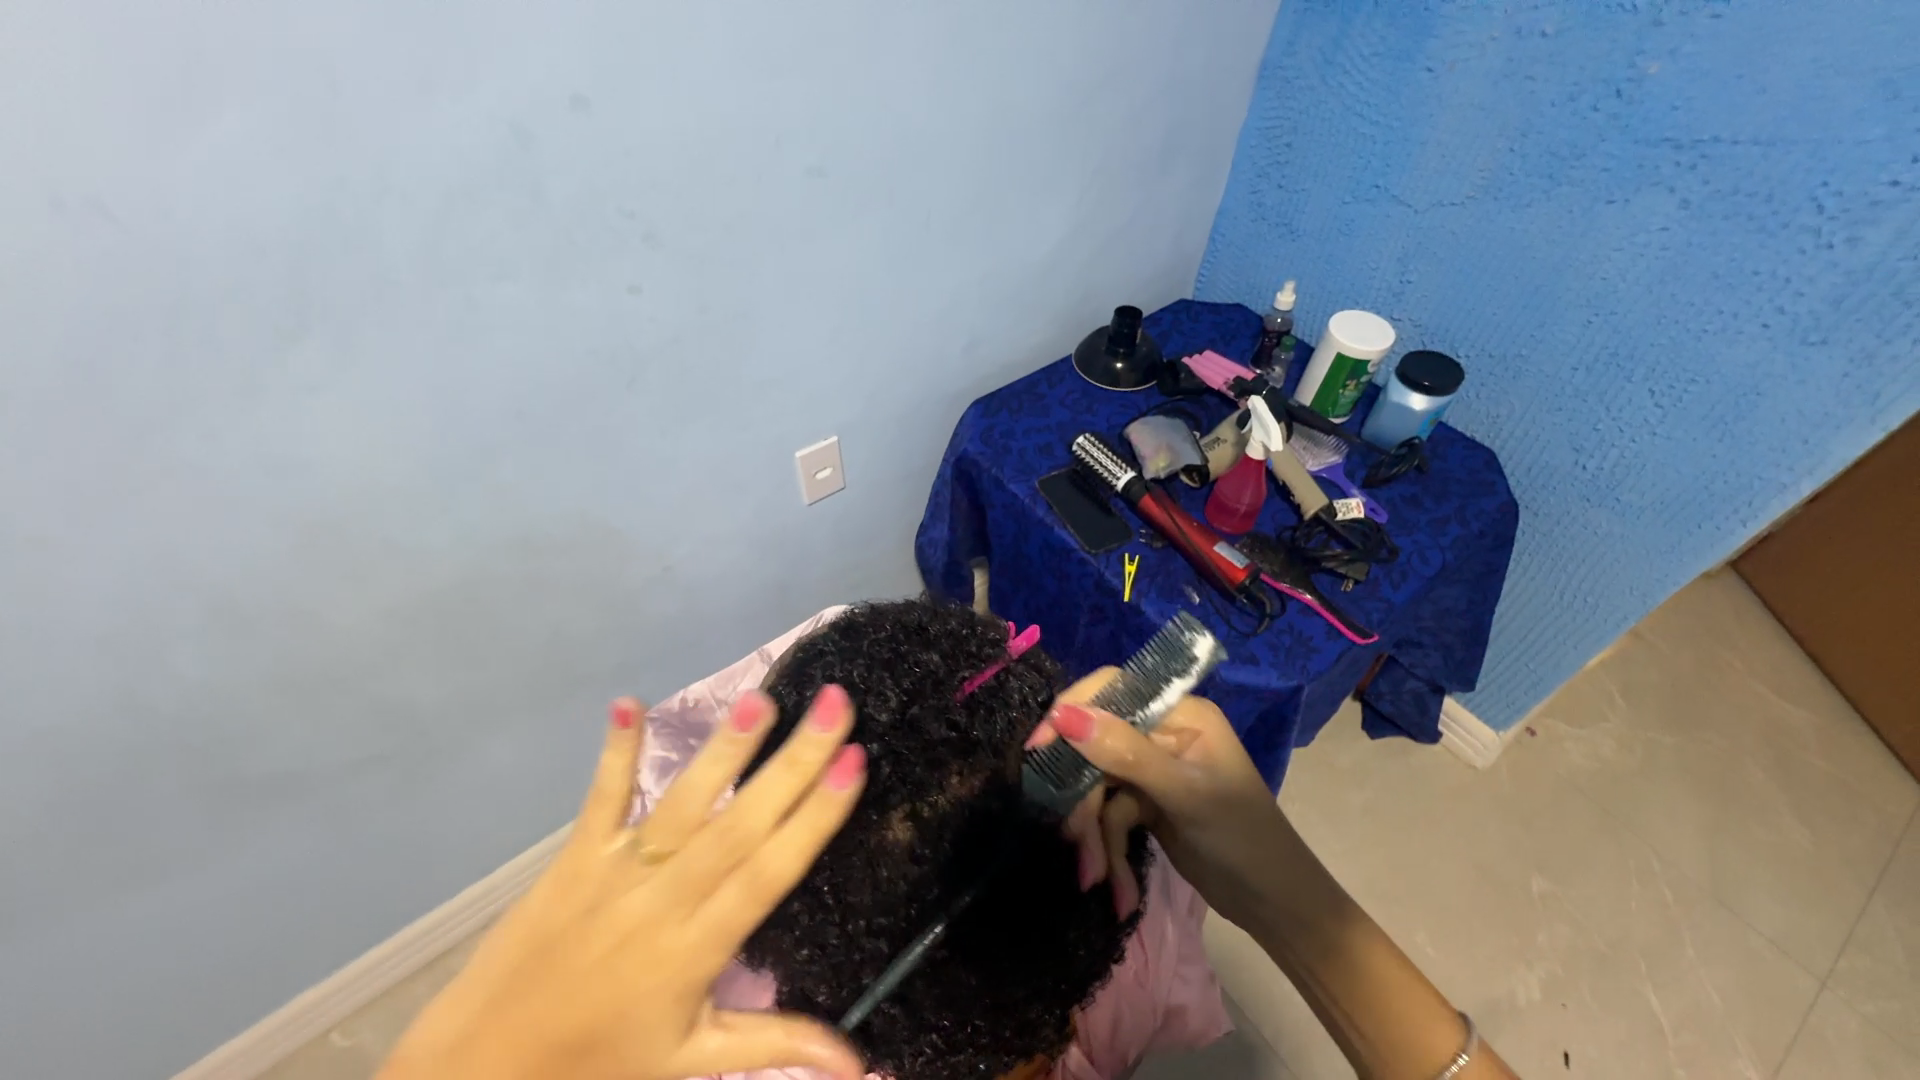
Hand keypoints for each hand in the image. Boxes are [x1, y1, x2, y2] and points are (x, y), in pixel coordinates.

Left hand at [379, 688, 868, 1079]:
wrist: (476, 1076)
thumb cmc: (596, 1067)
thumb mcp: (693, 1064)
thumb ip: (778, 1044)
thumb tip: (862, 1066)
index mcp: (698, 949)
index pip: (770, 872)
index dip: (816, 817)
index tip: (854, 762)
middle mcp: (664, 900)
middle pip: (739, 823)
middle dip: (793, 761)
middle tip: (835, 705)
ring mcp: (616, 873)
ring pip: (681, 804)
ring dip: (722, 750)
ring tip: (760, 699)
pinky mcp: (574, 859)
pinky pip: (600, 800)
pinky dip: (615, 752)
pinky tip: (629, 702)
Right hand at [1031, 670, 1290, 928]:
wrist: (1276, 905)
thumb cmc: (1243, 839)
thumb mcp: (1183, 795)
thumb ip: (1124, 752)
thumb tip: (1063, 714)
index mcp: (1181, 714)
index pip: (1112, 690)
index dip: (1071, 712)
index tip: (1037, 748)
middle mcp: (1162, 732)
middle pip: (1096, 748)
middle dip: (1085, 803)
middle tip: (1077, 847)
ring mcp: (1152, 768)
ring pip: (1097, 787)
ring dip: (1095, 836)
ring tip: (1099, 880)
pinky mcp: (1144, 802)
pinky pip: (1109, 815)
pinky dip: (1108, 849)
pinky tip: (1116, 888)